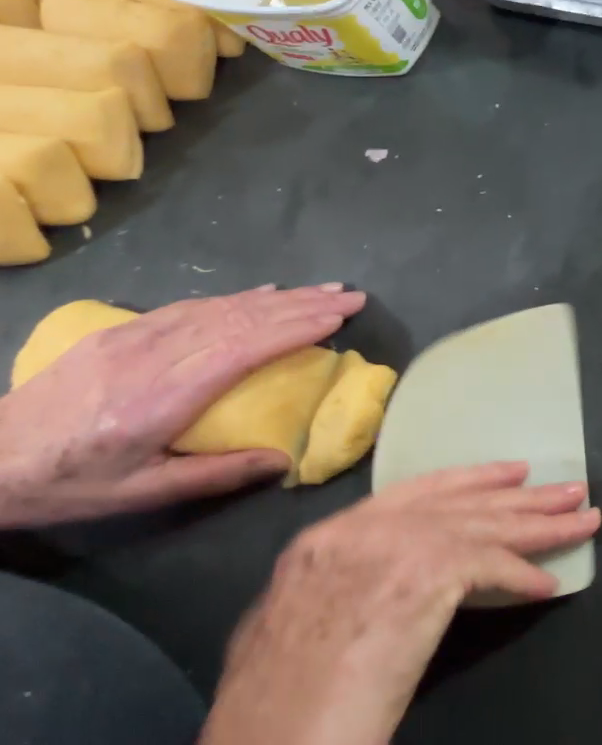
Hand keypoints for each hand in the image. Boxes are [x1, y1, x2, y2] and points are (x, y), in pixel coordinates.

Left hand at [0, 284, 366, 527]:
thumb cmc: (64, 484)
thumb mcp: (140, 494)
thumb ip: (217, 475)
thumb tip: (285, 460)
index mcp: (158, 401)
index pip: (242, 350)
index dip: (295, 328)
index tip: (340, 317)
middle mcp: (149, 360)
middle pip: (239, 321)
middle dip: (303, 305)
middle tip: (353, 298)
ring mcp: (130, 340)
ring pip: (220, 308)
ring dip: (280, 297)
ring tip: (326, 290)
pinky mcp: (117, 333)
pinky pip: (190, 307)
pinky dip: (238, 297)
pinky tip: (266, 292)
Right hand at [201, 461, 600, 744]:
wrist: (271, 740)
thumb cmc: (275, 701)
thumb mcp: (293, 622)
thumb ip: (342, 583)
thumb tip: (380, 581)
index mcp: (324, 540)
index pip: (416, 492)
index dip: (472, 481)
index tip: (514, 474)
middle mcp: (361, 532)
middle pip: (463, 505)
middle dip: (522, 499)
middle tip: (569, 492)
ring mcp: (395, 548)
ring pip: (488, 527)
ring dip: (543, 527)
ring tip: (585, 521)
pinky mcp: (427, 575)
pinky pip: (493, 566)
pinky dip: (523, 575)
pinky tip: (548, 585)